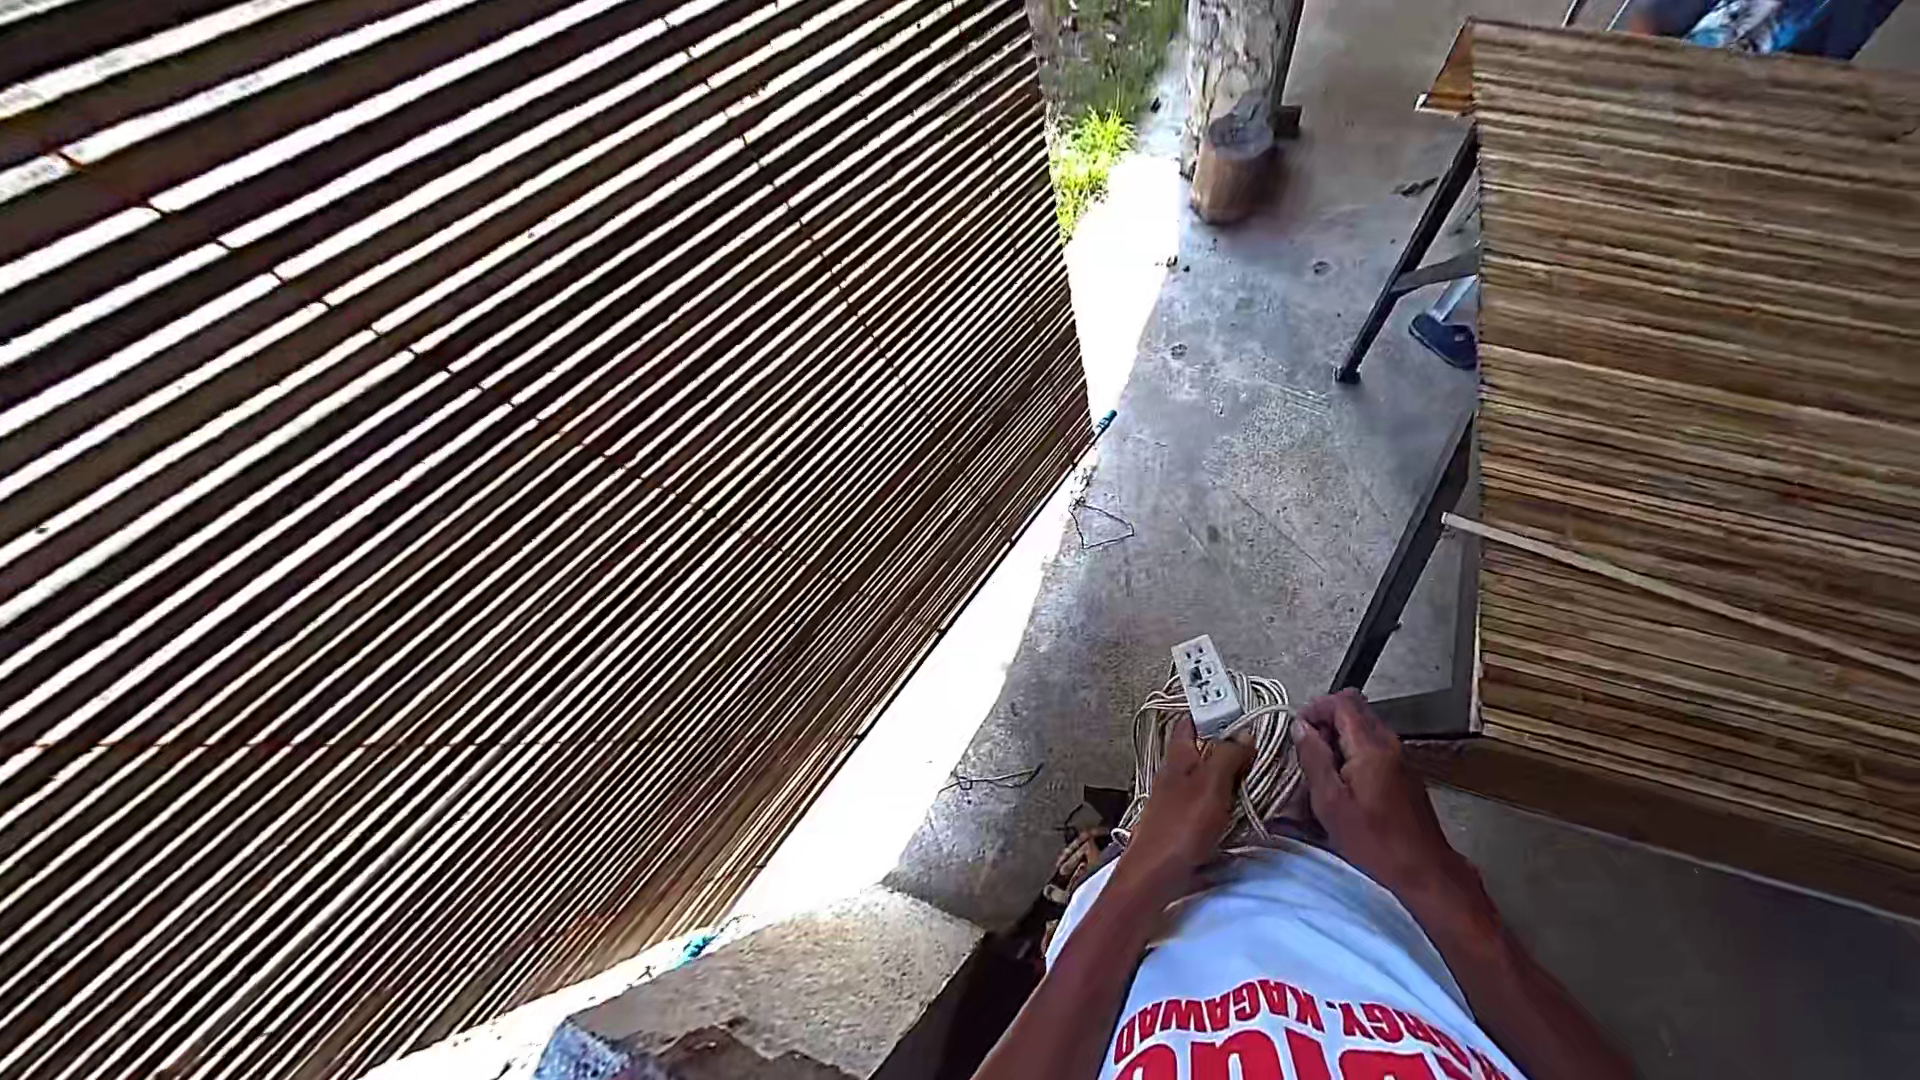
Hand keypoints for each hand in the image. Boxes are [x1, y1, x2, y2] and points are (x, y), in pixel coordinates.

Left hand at [1115, 714, 1252, 903]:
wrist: (1155, 872)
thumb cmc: (1182, 824)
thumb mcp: (1211, 784)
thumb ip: (1226, 756)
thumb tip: (1243, 731)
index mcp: (1178, 756)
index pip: (1190, 721)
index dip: (1209, 711)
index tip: (1237, 708)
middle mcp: (1174, 771)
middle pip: (1200, 747)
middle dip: (1225, 742)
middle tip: (1258, 744)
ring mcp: (1176, 796)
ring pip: (1204, 772)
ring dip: (1227, 770)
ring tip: (1256, 772)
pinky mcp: (1181, 819)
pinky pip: (1206, 797)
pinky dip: (1224, 795)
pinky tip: (1239, 805)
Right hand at [1295, 689, 1474, 900]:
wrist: (1426, 875)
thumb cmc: (1375, 842)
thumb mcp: (1330, 801)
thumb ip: (1313, 757)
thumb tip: (1301, 728)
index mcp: (1371, 747)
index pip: (1341, 701)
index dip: (1315, 709)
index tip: (1300, 732)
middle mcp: (1390, 744)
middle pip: (1354, 708)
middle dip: (1325, 720)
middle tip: (1309, 749)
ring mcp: (1400, 758)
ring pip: (1362, 725)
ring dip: (1337, 737)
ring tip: (1322, 768)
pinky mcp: (1403, 773)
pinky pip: (1372, 745)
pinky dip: (1352, 751)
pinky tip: (1343, 781)